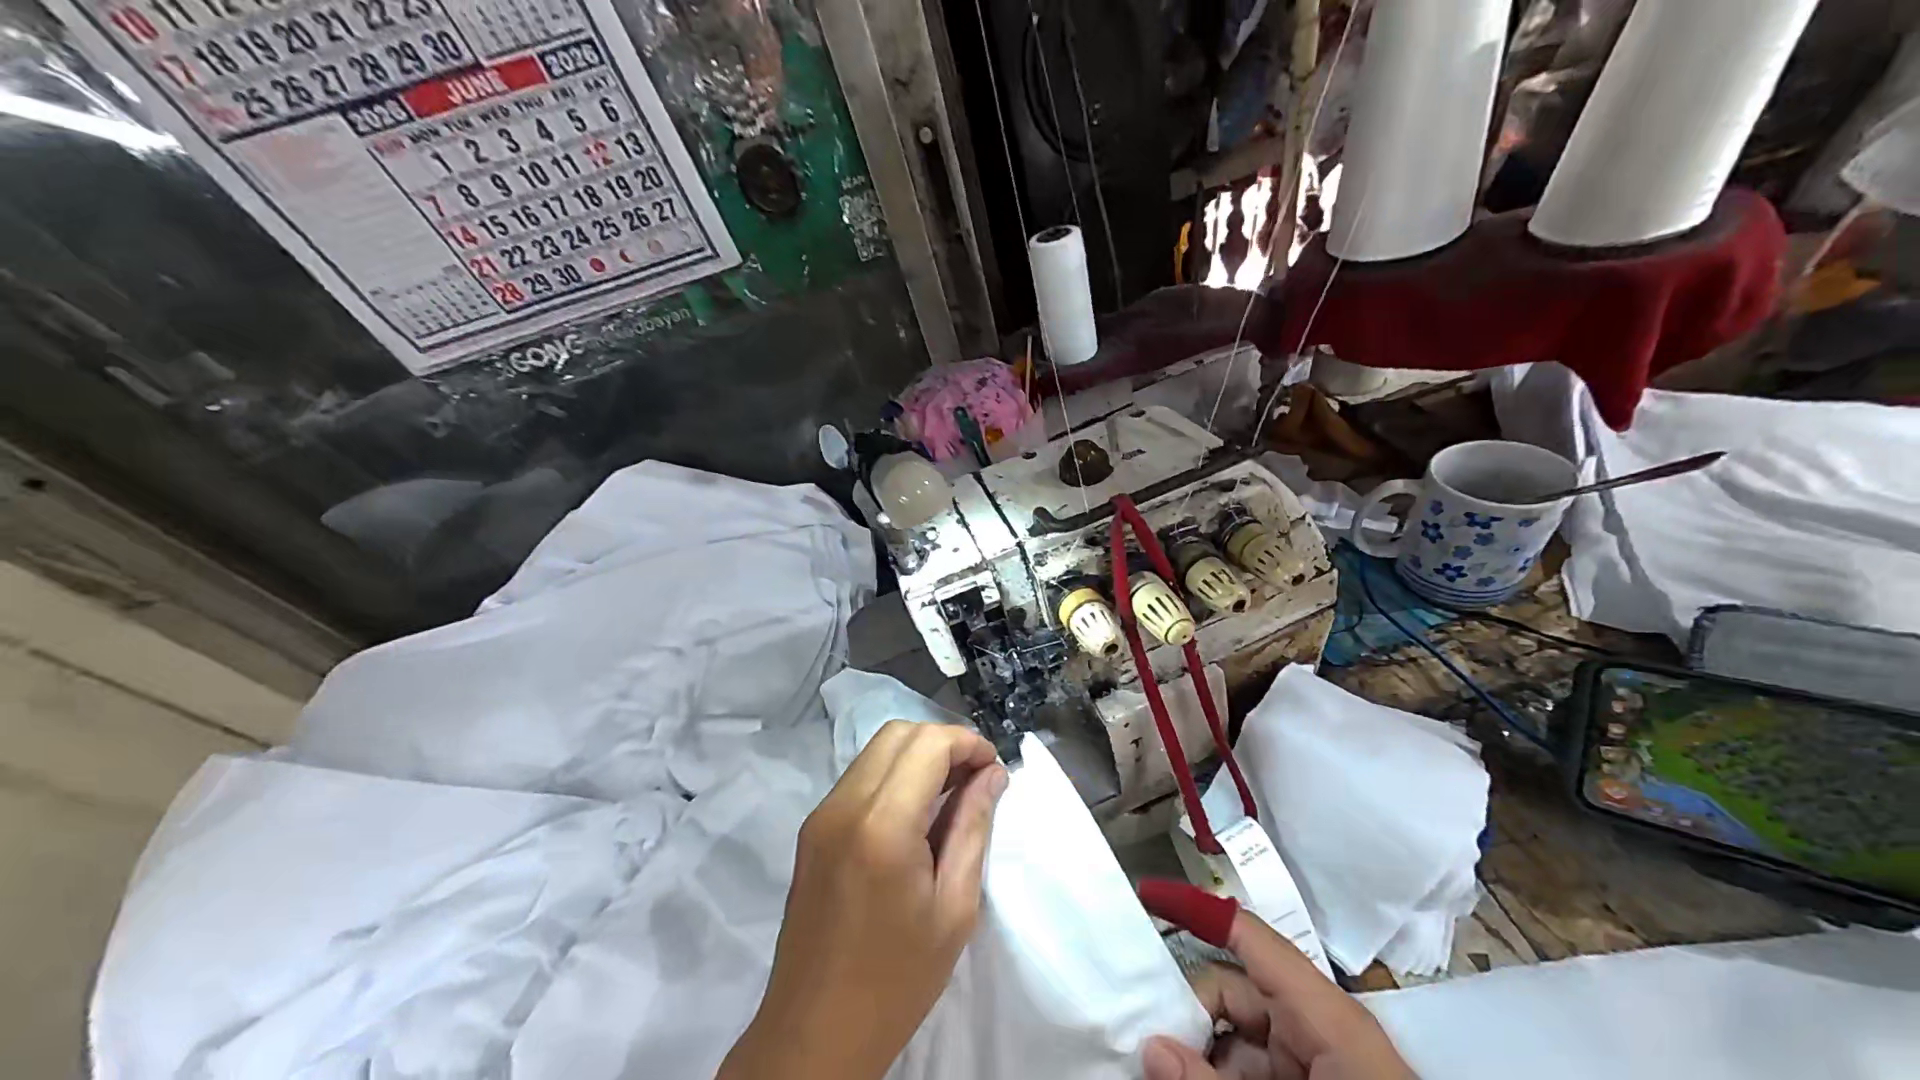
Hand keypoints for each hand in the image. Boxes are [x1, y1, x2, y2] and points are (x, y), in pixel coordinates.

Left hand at [717, 721, 1008, 1079]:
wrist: (814, 1030)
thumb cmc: (897, 978)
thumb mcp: (954, 906)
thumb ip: (973, 826)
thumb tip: (992, 774)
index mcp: (882, 825)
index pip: (927, 744)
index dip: (968, 743)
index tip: (994, 768)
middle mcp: (843, 805)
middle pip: (898, 734)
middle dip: (944, 742)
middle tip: (976, 778)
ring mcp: (821, 814)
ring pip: (876, 750)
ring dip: (918, 756)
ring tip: (951, 794)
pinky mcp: (812, 829)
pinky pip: (859, 777)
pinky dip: (894, 775)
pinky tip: (916, 812)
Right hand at [1142, 888, 1415, 1079]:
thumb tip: (1151, 1046)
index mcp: (1328, 1018)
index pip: (1251, 938)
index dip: (1198, 910)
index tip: (1148, 895)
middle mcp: (1321, 1029)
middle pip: (1235, 992)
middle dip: (1187, 1013)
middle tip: (1142, 1041)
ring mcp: (1318, 1063)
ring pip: (1239, 1037)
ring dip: (1200, 1053)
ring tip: (1156, 1071)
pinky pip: (1254, 1067)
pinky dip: (1220, 1076)